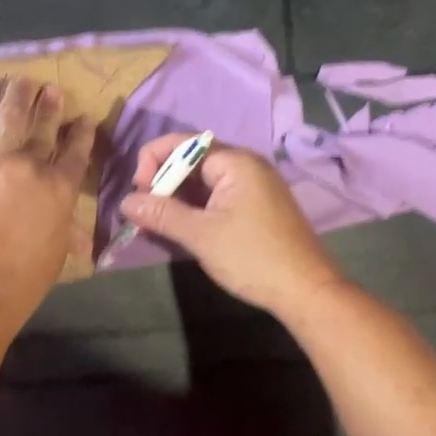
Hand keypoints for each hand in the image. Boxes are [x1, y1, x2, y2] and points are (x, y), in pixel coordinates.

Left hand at [0, 79, 96, 332]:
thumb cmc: (20, 282)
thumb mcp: (56, 254)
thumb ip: (66, 229)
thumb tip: (80, 234)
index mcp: (61, 189)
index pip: (77, 150)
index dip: (82, 131)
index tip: (82, 119)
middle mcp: (32, 165)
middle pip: (45, 125)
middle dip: (51, 105)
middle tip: (53, 90)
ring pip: (11, 114)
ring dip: (19, 93)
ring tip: (23, 80)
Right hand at [120, 135, 344, 316]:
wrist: (309, 292)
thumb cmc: (253, 258)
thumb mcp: (201, 236)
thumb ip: (162, 214)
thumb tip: (126, 203)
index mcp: (235, 162)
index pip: (183, 143)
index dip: (153, 161)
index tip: (140, 194)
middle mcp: (247, 164)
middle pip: (193, 159)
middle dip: (164, 181)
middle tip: (146, 212)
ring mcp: (256, 185)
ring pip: (205, 179)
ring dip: (179, 196)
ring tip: (160, 223)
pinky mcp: (260, 205)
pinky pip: (220, 193)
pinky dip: (198, 205)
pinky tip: (186, 227)